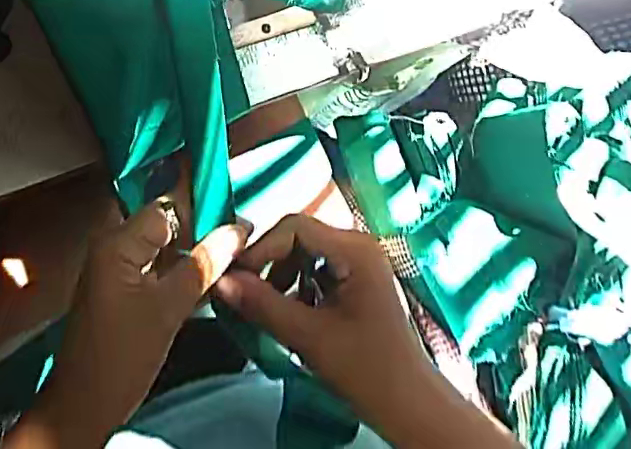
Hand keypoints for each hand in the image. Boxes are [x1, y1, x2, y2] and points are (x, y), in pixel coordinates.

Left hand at [9, 195, 250, 448]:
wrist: (81, 414)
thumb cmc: (121, 358)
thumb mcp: (168, 310)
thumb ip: (204, 265)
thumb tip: (239, 229)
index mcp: (117, 242)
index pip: (169, 207)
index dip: (205, 211)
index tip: (238, 223)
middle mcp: (114, 245)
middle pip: (168, 223)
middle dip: (203, 230)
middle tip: (240, 240)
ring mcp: (118, 266)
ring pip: (166, 245)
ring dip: (196, 251)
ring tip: (233, 256)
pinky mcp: (124, 287)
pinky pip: (159, 265)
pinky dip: (182, 269)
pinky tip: (211, 279)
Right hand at [212, 216, 515, 448]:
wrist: (409, 403)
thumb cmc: (365, 370)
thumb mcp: (309, 337)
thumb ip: (263, 305)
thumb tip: (221, 282)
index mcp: (355, 249)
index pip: (296, 226)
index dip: (262, 248)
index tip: (234, 275)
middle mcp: (359, 243)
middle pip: (301, 234)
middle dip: (271, 261)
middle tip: (244, 290)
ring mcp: (361, 258)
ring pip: (307, 249)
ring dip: (283, 273)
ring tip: (268, 305)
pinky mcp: (359, 274)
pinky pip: (319, 265)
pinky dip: (299, 283)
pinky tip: (292, 310)